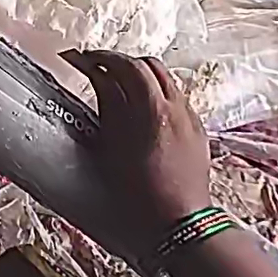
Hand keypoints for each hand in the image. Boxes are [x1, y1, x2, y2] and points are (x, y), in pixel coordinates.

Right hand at [61, 51, 211, 252]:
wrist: (178, 219)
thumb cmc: (136, 185)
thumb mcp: (112, 141)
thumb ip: (107, 102)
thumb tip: (95, 74)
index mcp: (153, 107)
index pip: (128, 65)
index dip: (101, 57)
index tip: (80, 58)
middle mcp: (176, 106)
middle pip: (149, 65)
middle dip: (121, 61)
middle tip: (96, 67)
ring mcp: (190, 117)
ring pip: (165, 79)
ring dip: (139, 75)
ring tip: (116, 84)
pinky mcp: (197, 129)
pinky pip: (174, 97)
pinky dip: (153, 92)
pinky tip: (139, 107)